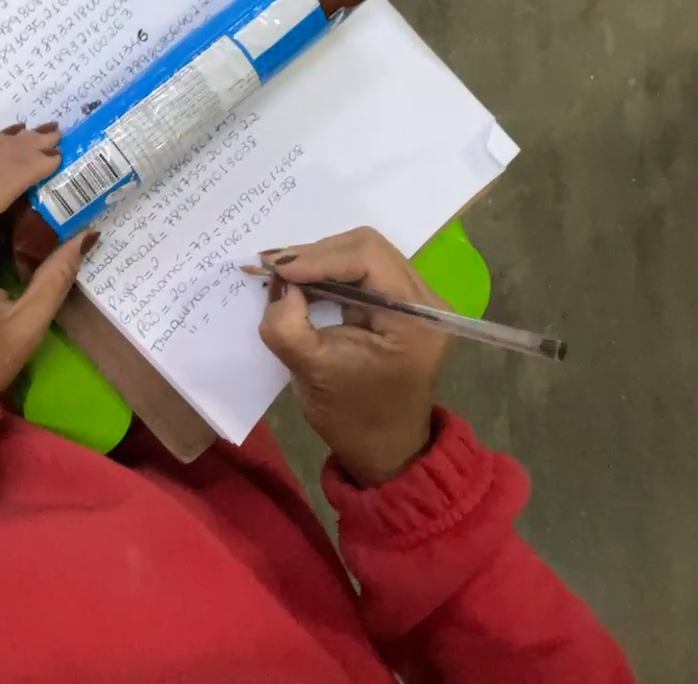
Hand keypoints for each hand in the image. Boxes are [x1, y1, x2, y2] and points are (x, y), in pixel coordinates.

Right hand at [258, 228, 450, 486]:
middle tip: (273, 269)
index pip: (368, 258)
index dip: (317, 257)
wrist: (384, 449)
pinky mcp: (398, 302)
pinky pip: (361, 268)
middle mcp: (425, 300)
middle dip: (315, 254)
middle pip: (366, 247)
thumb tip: (277, 283)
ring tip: (283, 275)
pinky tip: (302, 282)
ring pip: (362, 252)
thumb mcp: (311, 371)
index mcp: (415, 319)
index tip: (274, 269)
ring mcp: (415, 298)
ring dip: (318, 260)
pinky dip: (327, 270)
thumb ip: (288, 325)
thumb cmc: (352, 417)